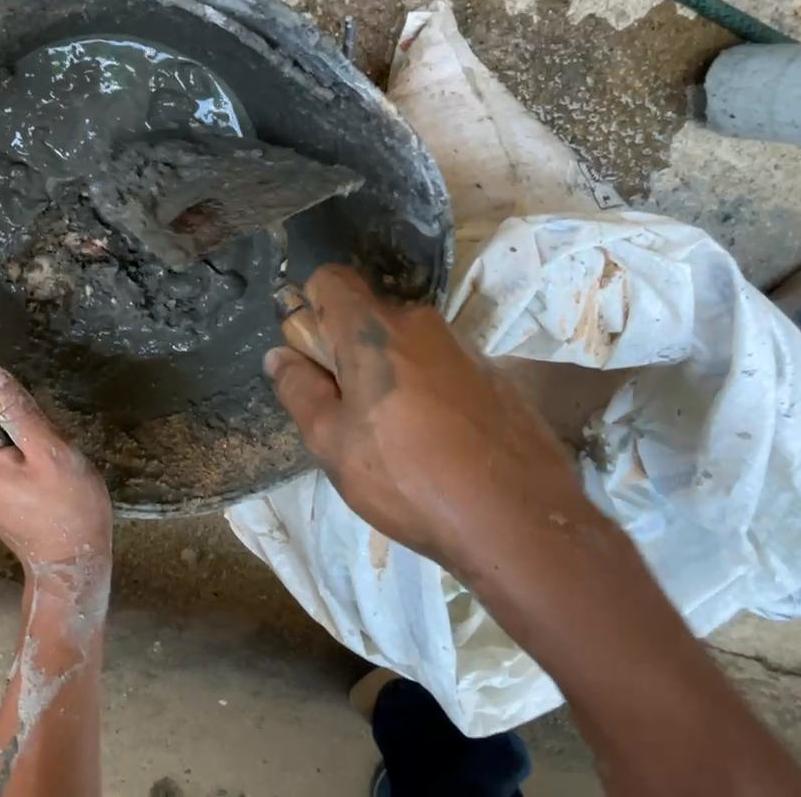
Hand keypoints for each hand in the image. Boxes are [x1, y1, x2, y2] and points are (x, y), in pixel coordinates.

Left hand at [0, 365, 113, 569]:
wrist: (71, 567)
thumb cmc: (66, 509)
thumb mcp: (49, 452)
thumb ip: (17, 410)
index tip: (10, 371)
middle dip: (3, 402)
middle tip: (39, 406)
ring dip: (12, 422)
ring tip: (44, 427)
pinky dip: (15, 441)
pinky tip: (40, 447)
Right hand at [264, 265, 585, 574]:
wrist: (520, 522)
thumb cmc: (407, 478)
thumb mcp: (330, 443)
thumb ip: (298, 390)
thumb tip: (280, 357)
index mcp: (374, 330)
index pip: (329, 280)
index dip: (310, 311)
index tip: (315, 361)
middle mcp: (422, 324)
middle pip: (367, 318)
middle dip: (348, 353)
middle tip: (348, 413)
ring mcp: (466, 350)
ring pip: (407, 347)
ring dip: (390, 377)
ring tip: (396, 439)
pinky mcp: (498, 379)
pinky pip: (443, 371)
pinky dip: (429, 395)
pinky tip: (438, 446)